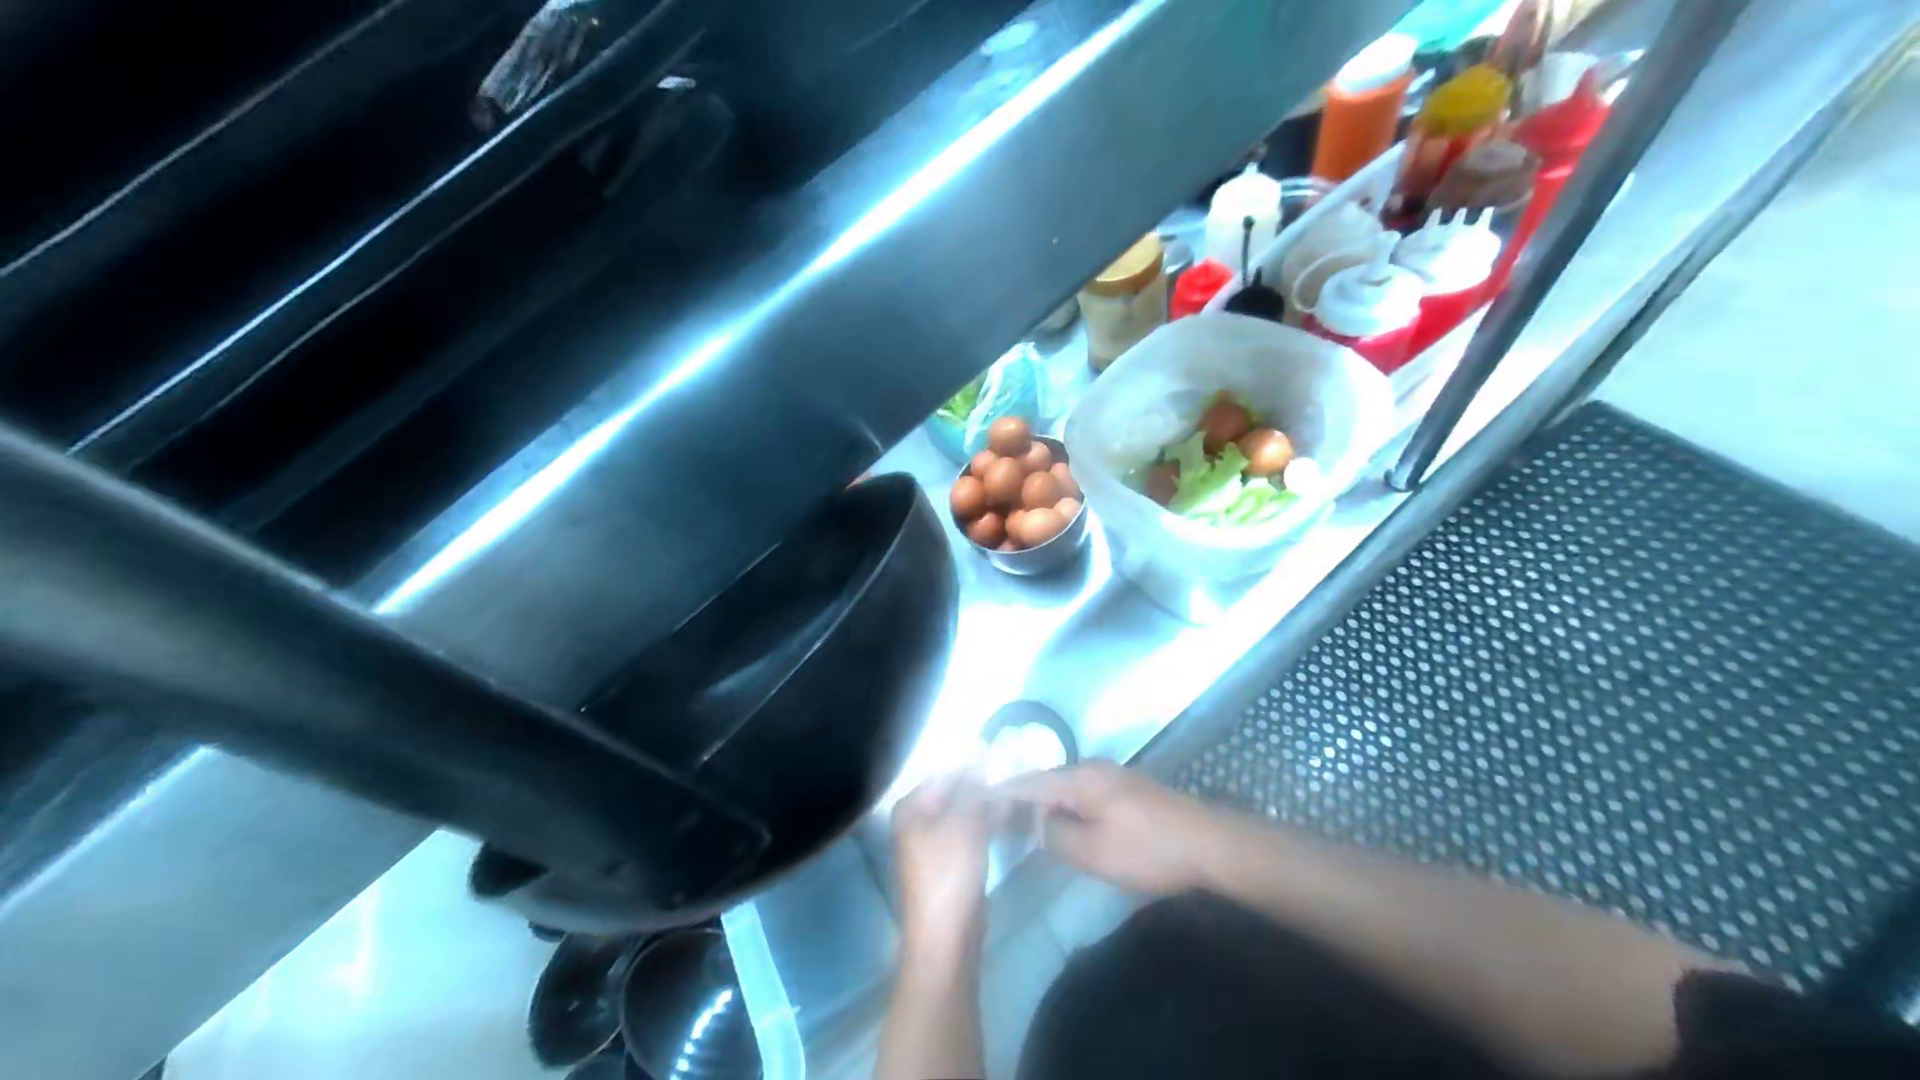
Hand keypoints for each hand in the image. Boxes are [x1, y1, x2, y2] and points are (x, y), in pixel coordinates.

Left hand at [891, 771, 1000, 961]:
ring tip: (1017, 794)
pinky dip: (988, 824)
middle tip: (1013, 778)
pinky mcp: (950, 863)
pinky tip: (1011, 817)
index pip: (944, 774)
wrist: (946, 936)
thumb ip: (974, 790)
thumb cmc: (949, 872)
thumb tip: (982, 761)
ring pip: (964, 813)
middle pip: (953, 793)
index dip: (972, 767)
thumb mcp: (964, 822)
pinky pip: (970, 833)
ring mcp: (934, 844)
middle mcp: (917, 821)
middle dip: (982, 786)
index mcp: (911, 808)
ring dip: (988, 804)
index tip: (1002, 761)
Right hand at [999, 761, 1227, 894]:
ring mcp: (1111, 776)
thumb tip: (1037, 824)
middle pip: (1045, 780)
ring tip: (1018, 821)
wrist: (1211, 844)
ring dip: (1042, 803)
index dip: (1001, 793)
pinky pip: (1082, 793)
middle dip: (1019, 798)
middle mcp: (1092, 767)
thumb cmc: (1148, 849)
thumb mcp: (1094, 852)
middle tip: (993, 818)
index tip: (974, 802)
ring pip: (1064, 787)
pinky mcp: (1126, 789)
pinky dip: (1064, 805)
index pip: (1028, 782)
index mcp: (1079, 777)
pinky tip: (1059, 822)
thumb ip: (1056, 836)